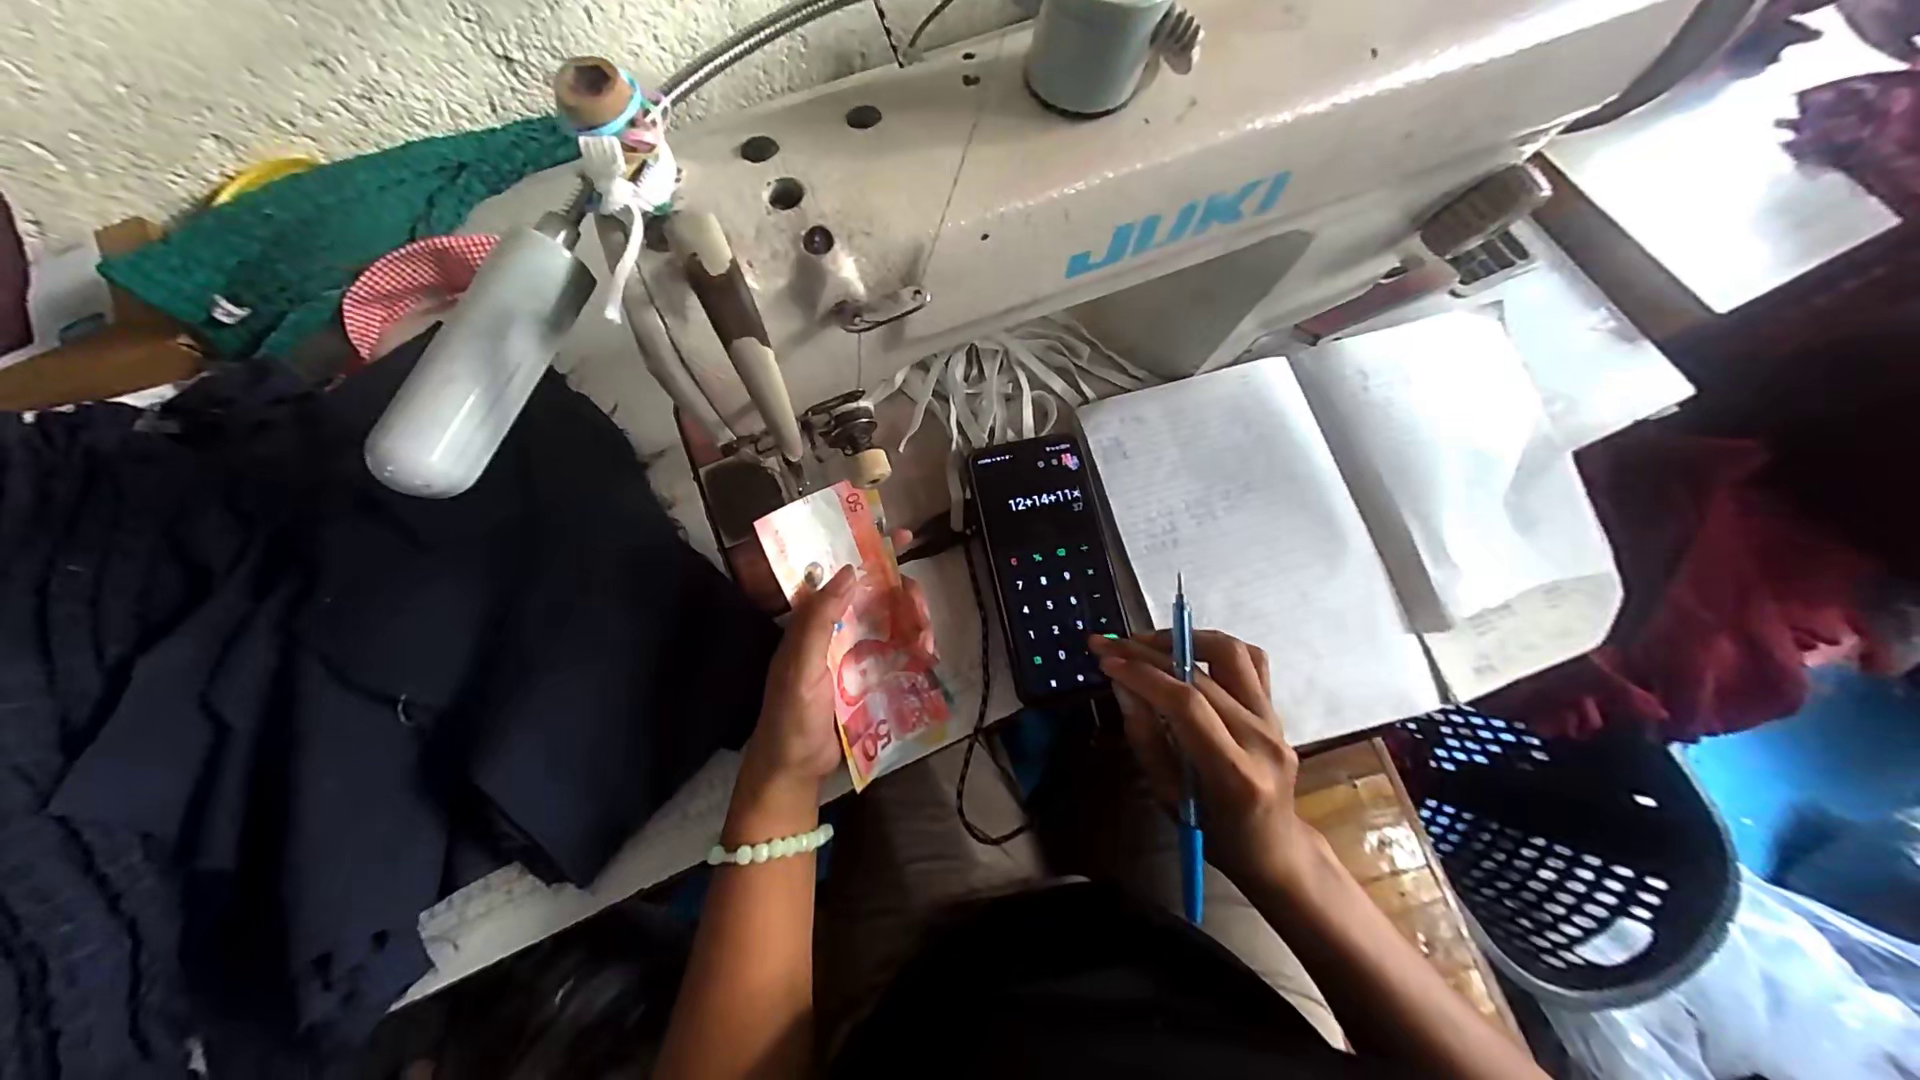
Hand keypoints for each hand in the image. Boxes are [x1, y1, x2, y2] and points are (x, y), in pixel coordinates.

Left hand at [742, 530, 929, 788]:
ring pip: (895, 617)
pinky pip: (901, 647)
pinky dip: (917, 646)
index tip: (902, 537)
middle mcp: (838, 625)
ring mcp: (857, 649)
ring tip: (926, 644)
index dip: (869, 549)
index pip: (843, 571)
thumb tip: (848, 570)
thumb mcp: (800, 667)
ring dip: (916, 622)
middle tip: (921, 614)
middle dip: (906, 595)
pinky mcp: (873, 672)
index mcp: (815, 617)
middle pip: (880, 592)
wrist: (796, 767)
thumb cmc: (791, 716)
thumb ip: (818, 619)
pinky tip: (927, 658)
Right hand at [1089, 630, 1323, 891]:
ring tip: (1146, 642)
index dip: (1143, 675)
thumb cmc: (1214, 834)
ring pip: (1231, 654)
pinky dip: (1215, 647)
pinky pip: (1251, 661)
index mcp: (1234, 773)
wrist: (1274, 848)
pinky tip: (1186, 651)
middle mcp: (1262, 739)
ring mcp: (1276, 721)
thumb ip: (1145, 736)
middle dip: (1147, 653)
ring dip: (1183, 638)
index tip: (1106, 660)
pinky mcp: (1278, 710)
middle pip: (1201, 675)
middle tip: (1110, 644)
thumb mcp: (1168, 795)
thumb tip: (1121, 683)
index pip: (1185, 704)